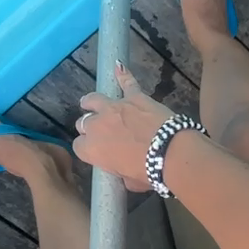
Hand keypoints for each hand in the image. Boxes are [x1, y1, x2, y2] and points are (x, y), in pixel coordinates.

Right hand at [72, 63, 176, 187]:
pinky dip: (123, 74)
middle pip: (84, 123)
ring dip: (91, 102)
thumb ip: (120, 173)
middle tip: (100, 132)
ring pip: (94, 100)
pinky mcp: (134, 96)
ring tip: (88, 102)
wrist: (169, 152)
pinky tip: (118, 65)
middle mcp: (97, 125)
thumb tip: (124, 172)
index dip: (87, 148)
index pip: (79, 146)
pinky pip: (127, 82)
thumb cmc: (148, 172)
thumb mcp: (129, 182)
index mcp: (92, 149)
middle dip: (89, 128)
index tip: (94, 151)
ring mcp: (114, 107)